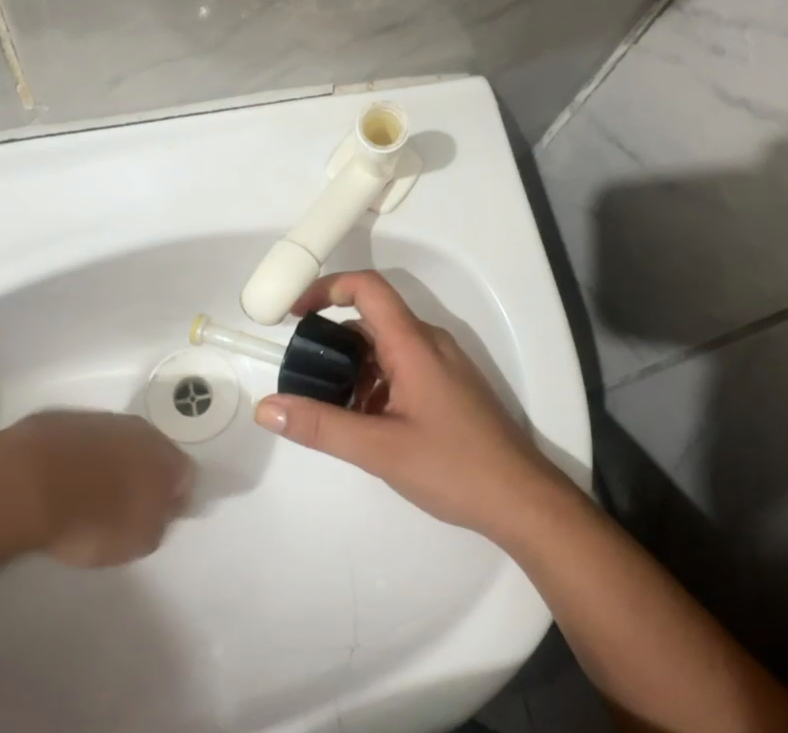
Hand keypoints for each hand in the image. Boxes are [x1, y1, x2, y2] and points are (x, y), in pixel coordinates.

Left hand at [0, 410, 194, 573]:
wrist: (24, 484)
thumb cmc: (90, 520)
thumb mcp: (136, 542)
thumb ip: (158, 524)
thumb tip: (161, 512)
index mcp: (166, 459)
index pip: (186, 476)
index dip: (175, 498)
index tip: (159, 517)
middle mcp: (139, 430)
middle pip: (152, 452)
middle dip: (143, 475)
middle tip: (125, 504)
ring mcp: (99, 419)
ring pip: (115, 442)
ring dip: (109, 462)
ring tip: (88, 493)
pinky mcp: (61, 418)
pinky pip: (79, 440)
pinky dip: (76, 457)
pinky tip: (59, 480)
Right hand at [252, 271, 572, 536]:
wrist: (522, 500)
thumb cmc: (453, 468)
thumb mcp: (378, 449)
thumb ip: (320, 426)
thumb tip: (266, 407)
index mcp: (414, 344)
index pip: (367, 289)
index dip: (325, 288)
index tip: (291, 313)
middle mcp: (430, 344)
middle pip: (372, 320)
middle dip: (332, 343)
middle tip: (303, 377)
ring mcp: (444, 366)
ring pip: (386, 348)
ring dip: (353, 370)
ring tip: (330, 410)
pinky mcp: (450, 388)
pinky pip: (403, 369)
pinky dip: (376, 385)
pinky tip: (366, 425)